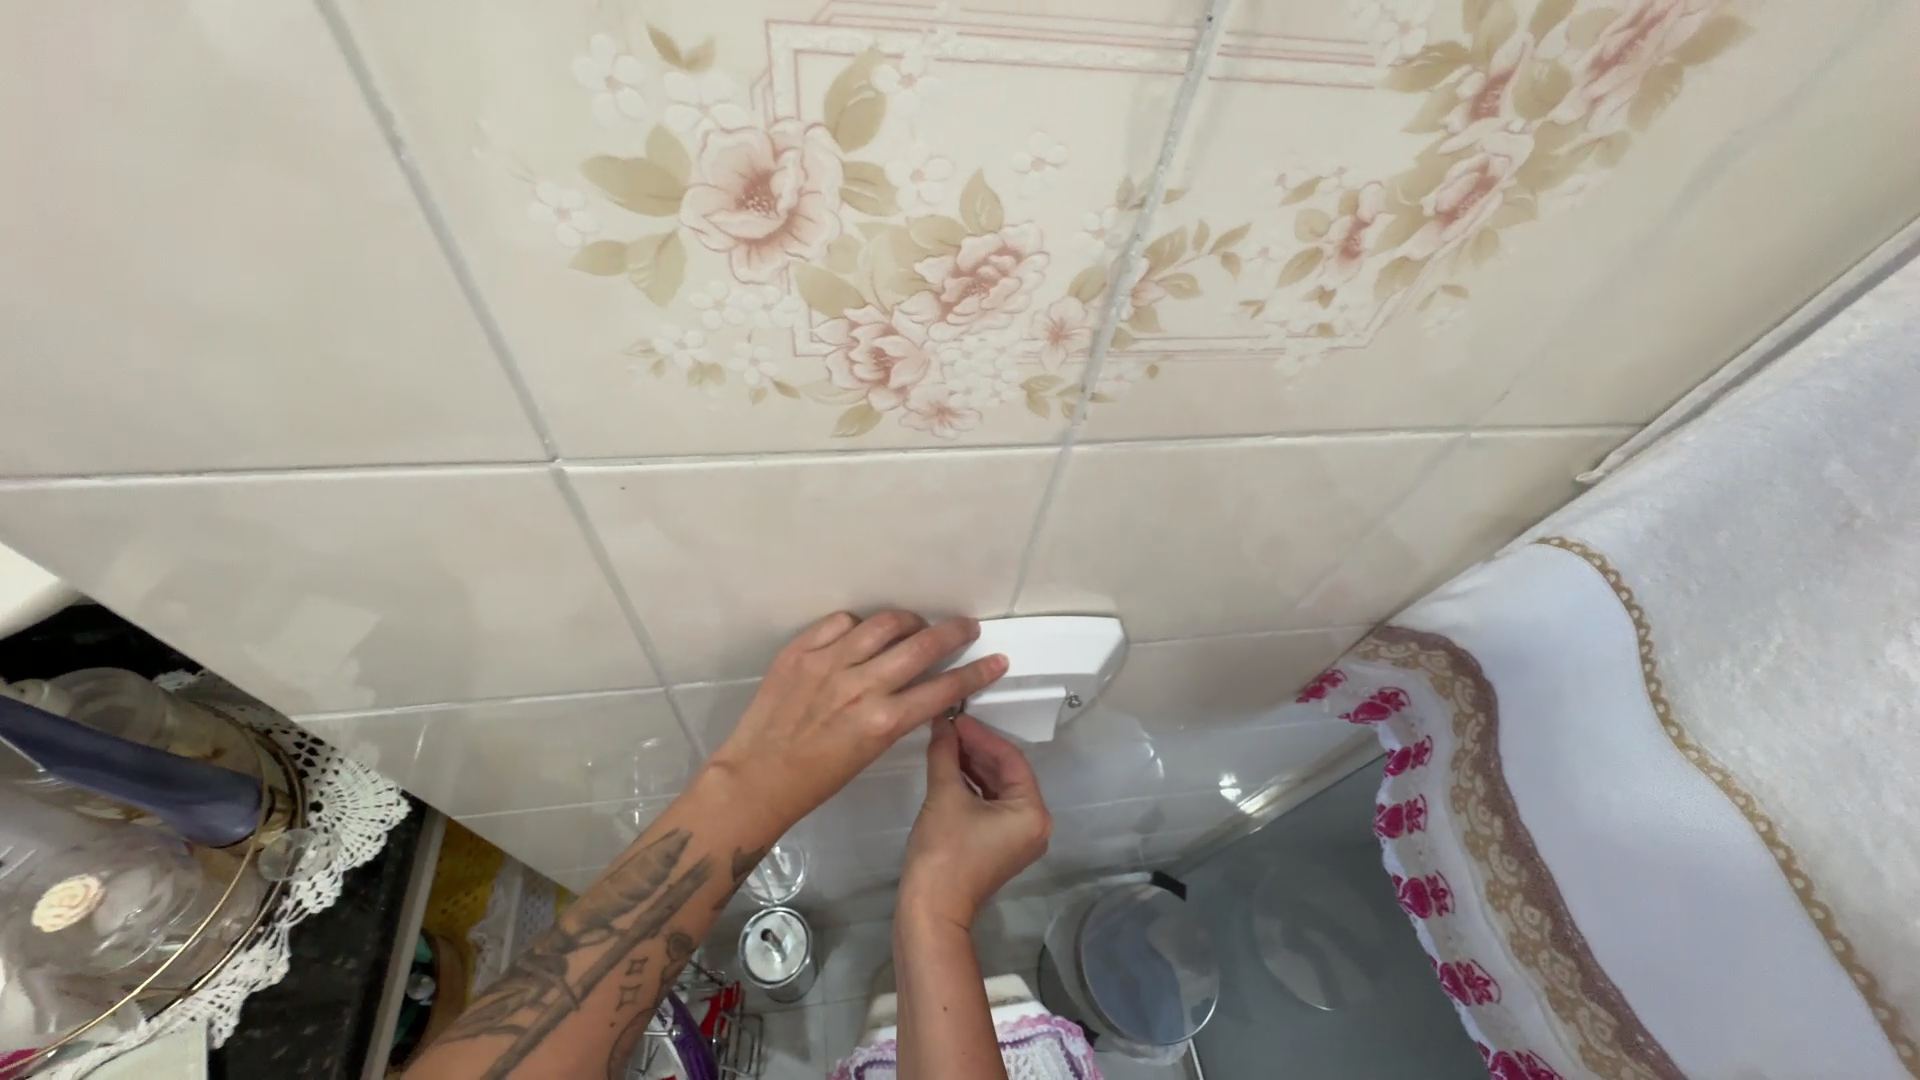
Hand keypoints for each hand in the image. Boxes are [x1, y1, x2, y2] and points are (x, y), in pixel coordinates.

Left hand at [705, 611, 1008, 838]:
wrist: (757, 778)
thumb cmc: (817, 777)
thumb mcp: (871, 751)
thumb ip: (897, 713)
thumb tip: (916, 685)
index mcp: (883, 721)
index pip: (944, 687)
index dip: (976, 672)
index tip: (995, 660)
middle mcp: (862, 686)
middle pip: (923, 644)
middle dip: (954, 632)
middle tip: (965, 627)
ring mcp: (829, 663)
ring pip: (885, 623)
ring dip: (909, 621)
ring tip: (915, 625)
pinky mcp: (801, 651)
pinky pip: (842, 621)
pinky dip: (860, 625)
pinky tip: (862, 633)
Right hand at [899, 716, 1051, 930]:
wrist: (931, 910)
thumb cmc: (944, 852)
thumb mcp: (944, 795)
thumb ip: (945, 754)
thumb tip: (941, 723)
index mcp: (1032, 811)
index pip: (1010, 759)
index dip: (982, 735)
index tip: (957, 718)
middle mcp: (1034, 823)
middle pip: (1006, 772)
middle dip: (977, 749)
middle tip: (949, 728)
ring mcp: (1018, 837)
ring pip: (997, 787)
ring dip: (972, 765)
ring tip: (946, 743)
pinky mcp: (1000, 844)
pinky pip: (991, 804)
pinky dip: (972, 786)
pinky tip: (950, 767)